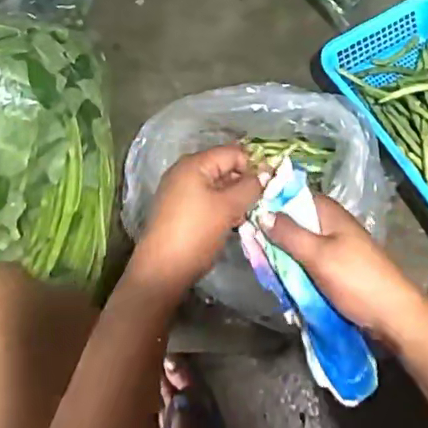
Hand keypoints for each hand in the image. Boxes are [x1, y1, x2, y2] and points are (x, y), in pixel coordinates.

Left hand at [131, 144, 263, 294]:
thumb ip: (250, 186)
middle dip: (243, 183)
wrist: (160, 274)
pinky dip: (220, 207)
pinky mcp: (177, 209)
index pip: (234, 153)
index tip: (267, 188)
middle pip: (224, 167)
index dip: (253, 167)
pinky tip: (228, 224)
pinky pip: (206, 199)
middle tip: (257, 204)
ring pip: (216, 185)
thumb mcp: (228, 208)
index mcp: (195, 163)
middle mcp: (184, 171)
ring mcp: (178, 190)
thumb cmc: (196, 233)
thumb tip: (266, 174)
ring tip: (242, 217)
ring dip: (233, 198)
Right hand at [259, 193, 427, 338]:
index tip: (246, 217)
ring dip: (284, 260)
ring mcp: (333, 246)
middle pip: (292, 223)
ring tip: (268, 275)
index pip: (292, 196)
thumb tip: (262, 211)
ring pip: (298, 247)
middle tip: (255, 256)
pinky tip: (285, 288)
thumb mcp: (318, 255)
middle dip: (273, 239)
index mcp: (327, 211)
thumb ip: (289, 234)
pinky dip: (296, 274)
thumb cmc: (356, 279)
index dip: (269, 203)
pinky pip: (307, 264)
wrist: (392, 315)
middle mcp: (329, 223)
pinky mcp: (335, 268)